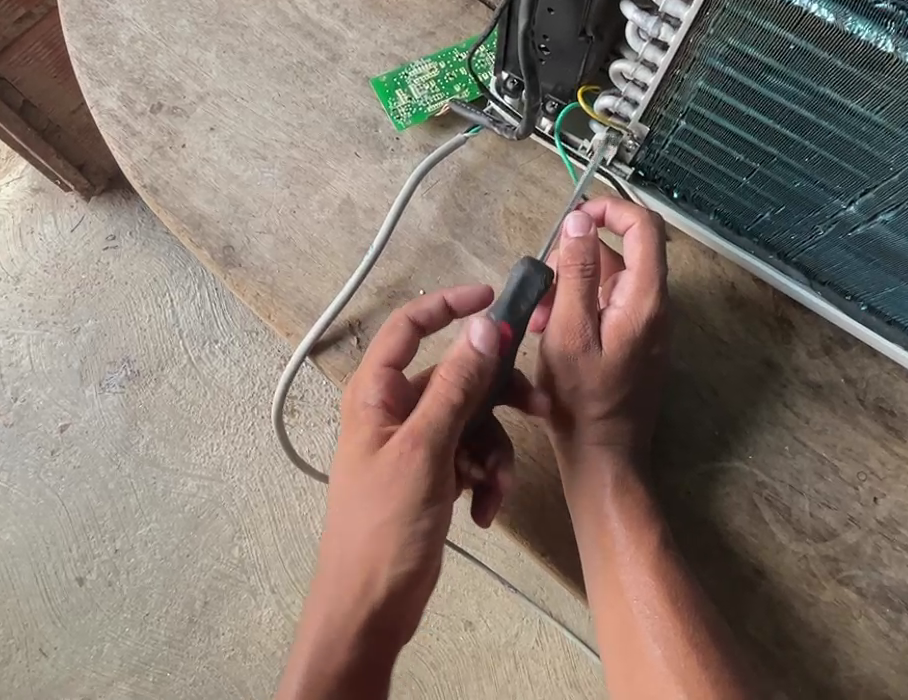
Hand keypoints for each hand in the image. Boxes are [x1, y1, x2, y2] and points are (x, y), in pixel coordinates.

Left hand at [297, 286, 518, 659]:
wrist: (370, 609)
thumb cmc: (384, 524)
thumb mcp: (425, 449)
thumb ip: (456, 385)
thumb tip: (484, 326)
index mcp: (377, 391)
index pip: (410, 326)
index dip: (448, 304)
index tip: (492, 298)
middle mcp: (395, 407)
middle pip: (456, 376)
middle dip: (495, 395)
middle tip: (537, 405)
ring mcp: (416, 441)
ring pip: (472, 419)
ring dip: (493, 451)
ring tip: (496, 487)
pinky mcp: (432, 472)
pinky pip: (471, 454)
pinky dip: (484, 476)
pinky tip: (485, 510)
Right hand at [526, 198, 670, 467]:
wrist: (603, 457)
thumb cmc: (581, 400)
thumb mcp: (569, 332)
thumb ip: (576, 273)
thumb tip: (580, 219)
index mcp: (645, 298)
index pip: (643, 226)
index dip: (609, 209)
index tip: (572, 218)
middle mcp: (654, 304)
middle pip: (621, 251)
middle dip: (576, 256)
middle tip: (542, 283)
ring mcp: (645, 322)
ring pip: (608, 277)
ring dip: (570, 284)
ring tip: (539, 315)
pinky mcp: (633, 337)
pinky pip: (605, 302)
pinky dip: (577, 306)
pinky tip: (550, 329)